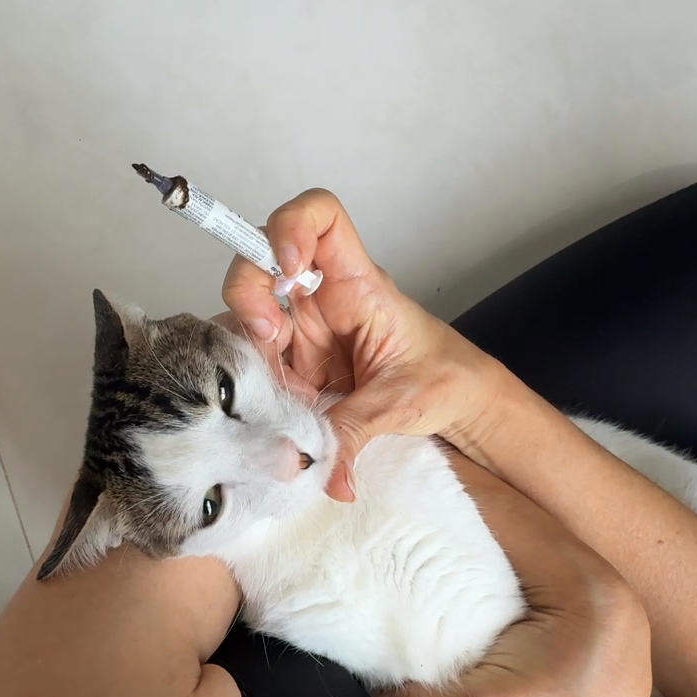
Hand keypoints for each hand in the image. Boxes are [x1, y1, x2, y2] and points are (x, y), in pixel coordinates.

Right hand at [223, 190, 518, 499]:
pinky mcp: (288, 365)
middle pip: (260, 259)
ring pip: (244, 312)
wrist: (455, 404)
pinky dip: (243, 385)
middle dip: (250, 291)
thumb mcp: (402, 403)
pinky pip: (250, 361)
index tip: (288, 267)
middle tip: (268, 336)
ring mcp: (298, 331)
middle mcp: (318, 299)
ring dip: (242, 347)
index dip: (292, 225)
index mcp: (356, 284)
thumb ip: (357, 433)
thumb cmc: (442, 377)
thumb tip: (328, 478)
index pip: (320, 217)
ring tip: (264, 388)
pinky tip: (255, 409)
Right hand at [384, 455, 652, 696]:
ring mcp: (603, 602)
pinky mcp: (590, 621)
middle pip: (527, 517)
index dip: (469, 485)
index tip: (428, 458)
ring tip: (436, 497)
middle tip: (425, 468)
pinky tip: (464, 545)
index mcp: (591, 593)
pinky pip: (535, 561)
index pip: (519, 516)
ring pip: (532, 536)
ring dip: (486, 517)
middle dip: (474, 493)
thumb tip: (375, 686)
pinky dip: (498, 545)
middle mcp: (605, 588)